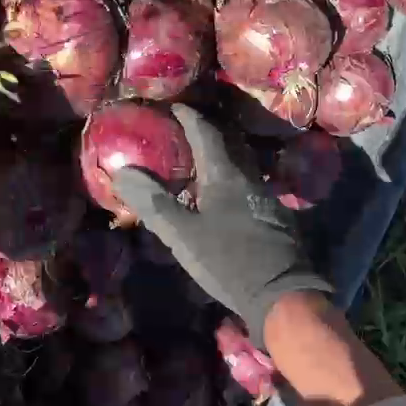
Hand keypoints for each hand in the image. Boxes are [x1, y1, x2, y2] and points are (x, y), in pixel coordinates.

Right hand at [111, 104, 328, 336]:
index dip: (188, 116)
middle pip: (226, 144)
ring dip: (218, 159)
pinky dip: (229, 181)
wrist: (283, 298)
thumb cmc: (229, 260)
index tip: (173, 107)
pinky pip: (246, 186)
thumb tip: (122, 172)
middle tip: (182, 132)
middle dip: (204, 134)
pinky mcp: (274, 219)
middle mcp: (248, 177)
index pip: (205, 132)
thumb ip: (153, 202)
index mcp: (225, 174)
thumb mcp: (183, 234)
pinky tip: (220, 197)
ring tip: (196, 164)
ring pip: (238, 166)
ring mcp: (265, 198)